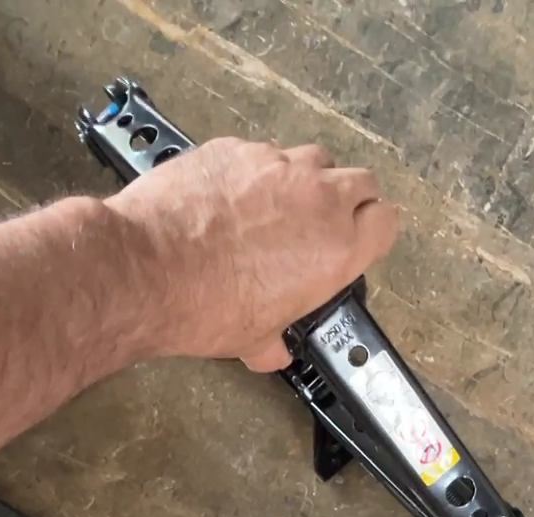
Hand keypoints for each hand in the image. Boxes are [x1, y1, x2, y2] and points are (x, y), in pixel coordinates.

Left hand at [105, 138, 398, 370]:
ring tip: (277, 209)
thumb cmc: (205, 307)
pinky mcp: (236, 148)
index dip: (373, 231)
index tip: (360, 240)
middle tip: (322, 224)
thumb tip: (273, 351)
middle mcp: (316, 199)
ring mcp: (275, 166)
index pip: (386, 222)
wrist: (147, 271)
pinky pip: (260, 154)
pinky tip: (231, 199)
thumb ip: (274, 342)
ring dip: (305, 181)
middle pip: (361, 181)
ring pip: (313, 159)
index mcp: (337, 249)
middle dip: (347, 201)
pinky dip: (255, 173)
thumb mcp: (253, 339)